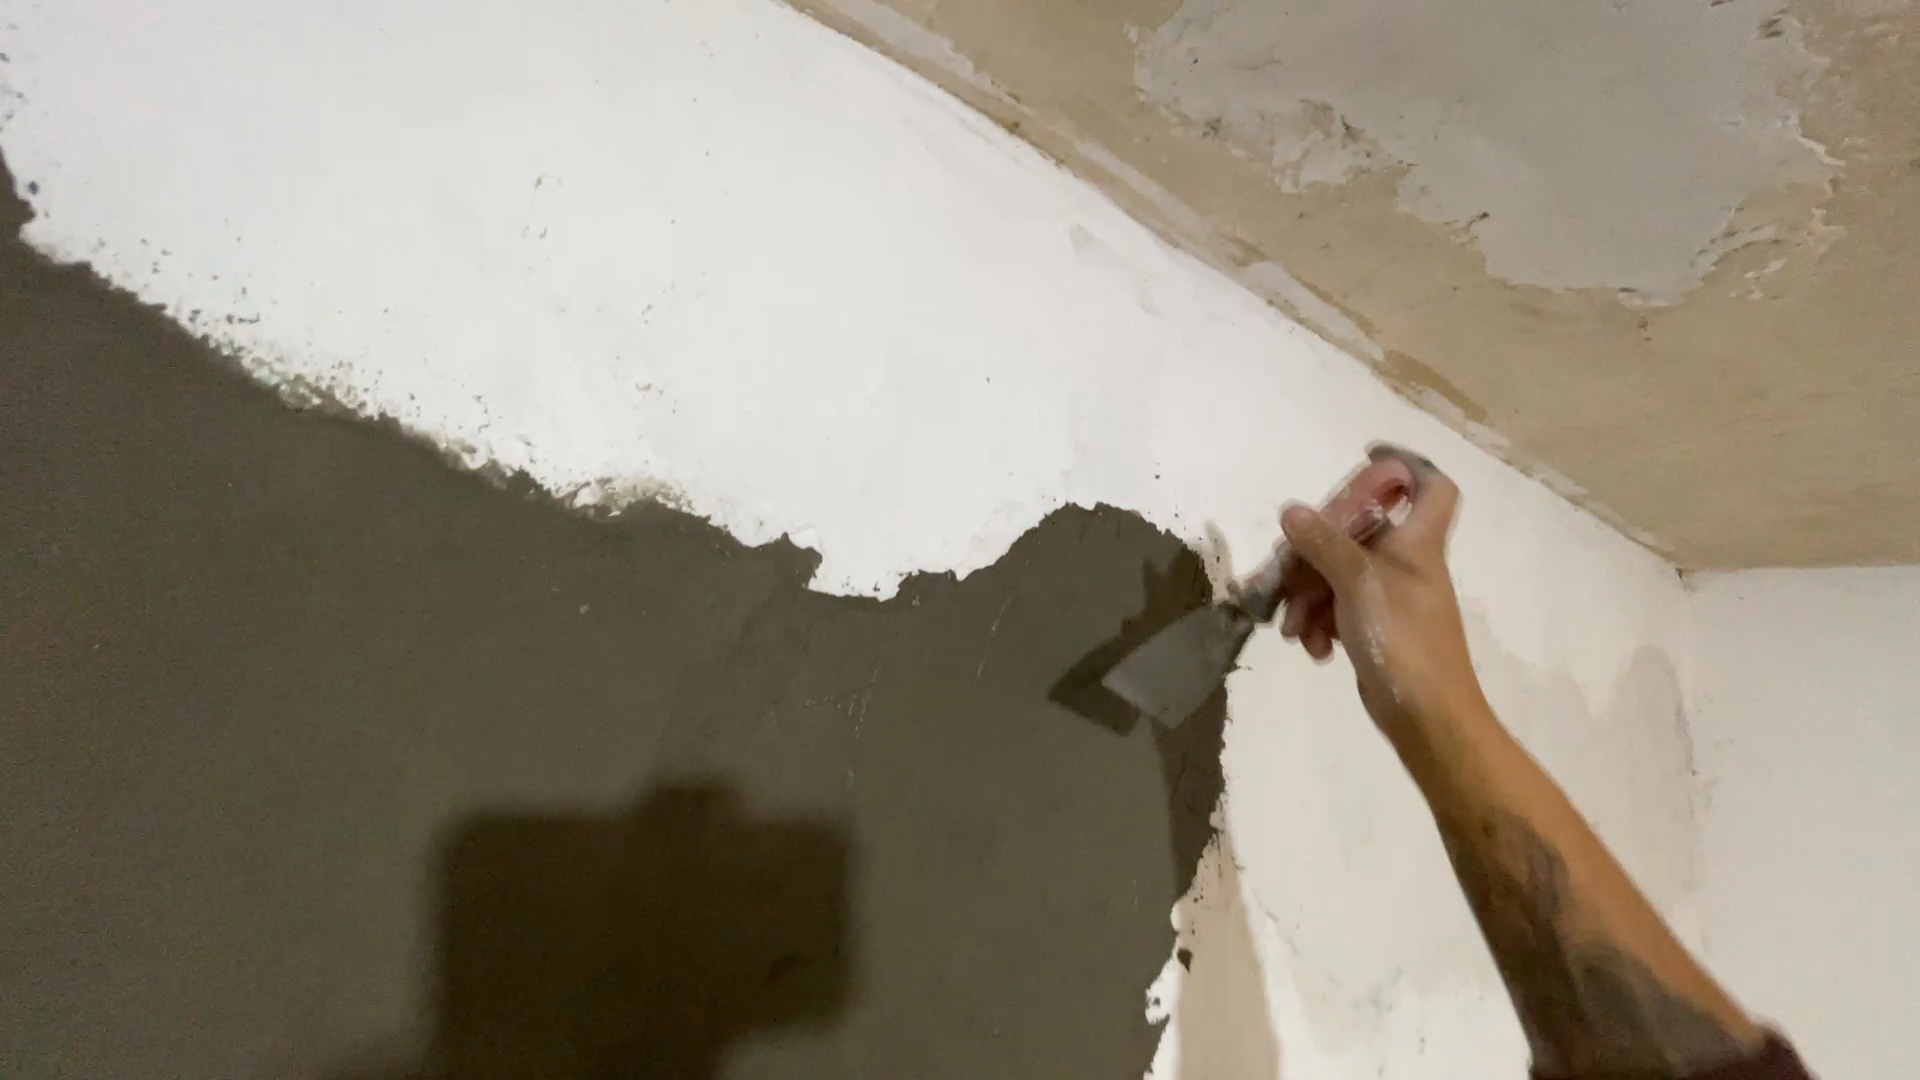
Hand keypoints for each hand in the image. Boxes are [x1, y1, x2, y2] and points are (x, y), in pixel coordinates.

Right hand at [1276, 446, 1483, 734]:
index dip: (1405, 465)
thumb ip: (1323, 543)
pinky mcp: (1373, 628)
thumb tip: (1292, 511)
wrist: (1426, 716)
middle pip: (1356, 534)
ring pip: (1335, 575)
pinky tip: (1311, 645)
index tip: (1364, 458)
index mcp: (1416, 543)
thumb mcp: (1358, 582)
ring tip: (1295, 625)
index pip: (1430, 487)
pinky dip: (1318, 622)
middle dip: (1313, 552)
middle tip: (1288, 567)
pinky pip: (1335, 609)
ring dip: (1307, 597)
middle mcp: (1404, 564)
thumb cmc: (1402, 639)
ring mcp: (1388, 598)